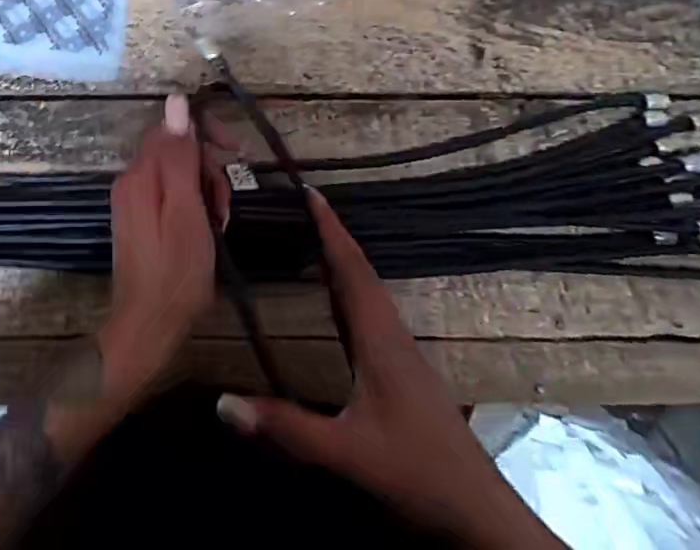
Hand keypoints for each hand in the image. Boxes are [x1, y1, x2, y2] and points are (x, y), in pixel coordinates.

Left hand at [98, 94, 234, 405]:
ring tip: (220, 222)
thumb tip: (176, 101)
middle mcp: (132, 180)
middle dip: (209, 168)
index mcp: (141, 174)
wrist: (149, 326)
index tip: (237, 153)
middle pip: (177, 151)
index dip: (207, 134)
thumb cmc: (176, 270)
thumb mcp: (186, 209)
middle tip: (226, 203)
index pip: (174, 128)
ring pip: (178, 174)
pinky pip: (172, 195)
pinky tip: (208, 229)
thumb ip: (180, 156)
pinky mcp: (141, 220)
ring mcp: (134, 201)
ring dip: (206, 190)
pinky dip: (195, 205)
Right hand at [215, 189, 564, 549]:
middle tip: (302, 206)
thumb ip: (287, 427)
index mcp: (379, 338)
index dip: (330, 229)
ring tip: (312, 237)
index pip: (351, 269)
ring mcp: (399, 350)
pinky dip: (348, 288)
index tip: (310, 192)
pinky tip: (336, 299)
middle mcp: (390, 333)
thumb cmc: (416, 471)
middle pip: (360, 271)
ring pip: (367, 290)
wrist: (477, 507)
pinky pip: (369, 311)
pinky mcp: (401, 367)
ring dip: (342, 259)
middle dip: (332, 234)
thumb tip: (222, 402)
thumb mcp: (347, 452)